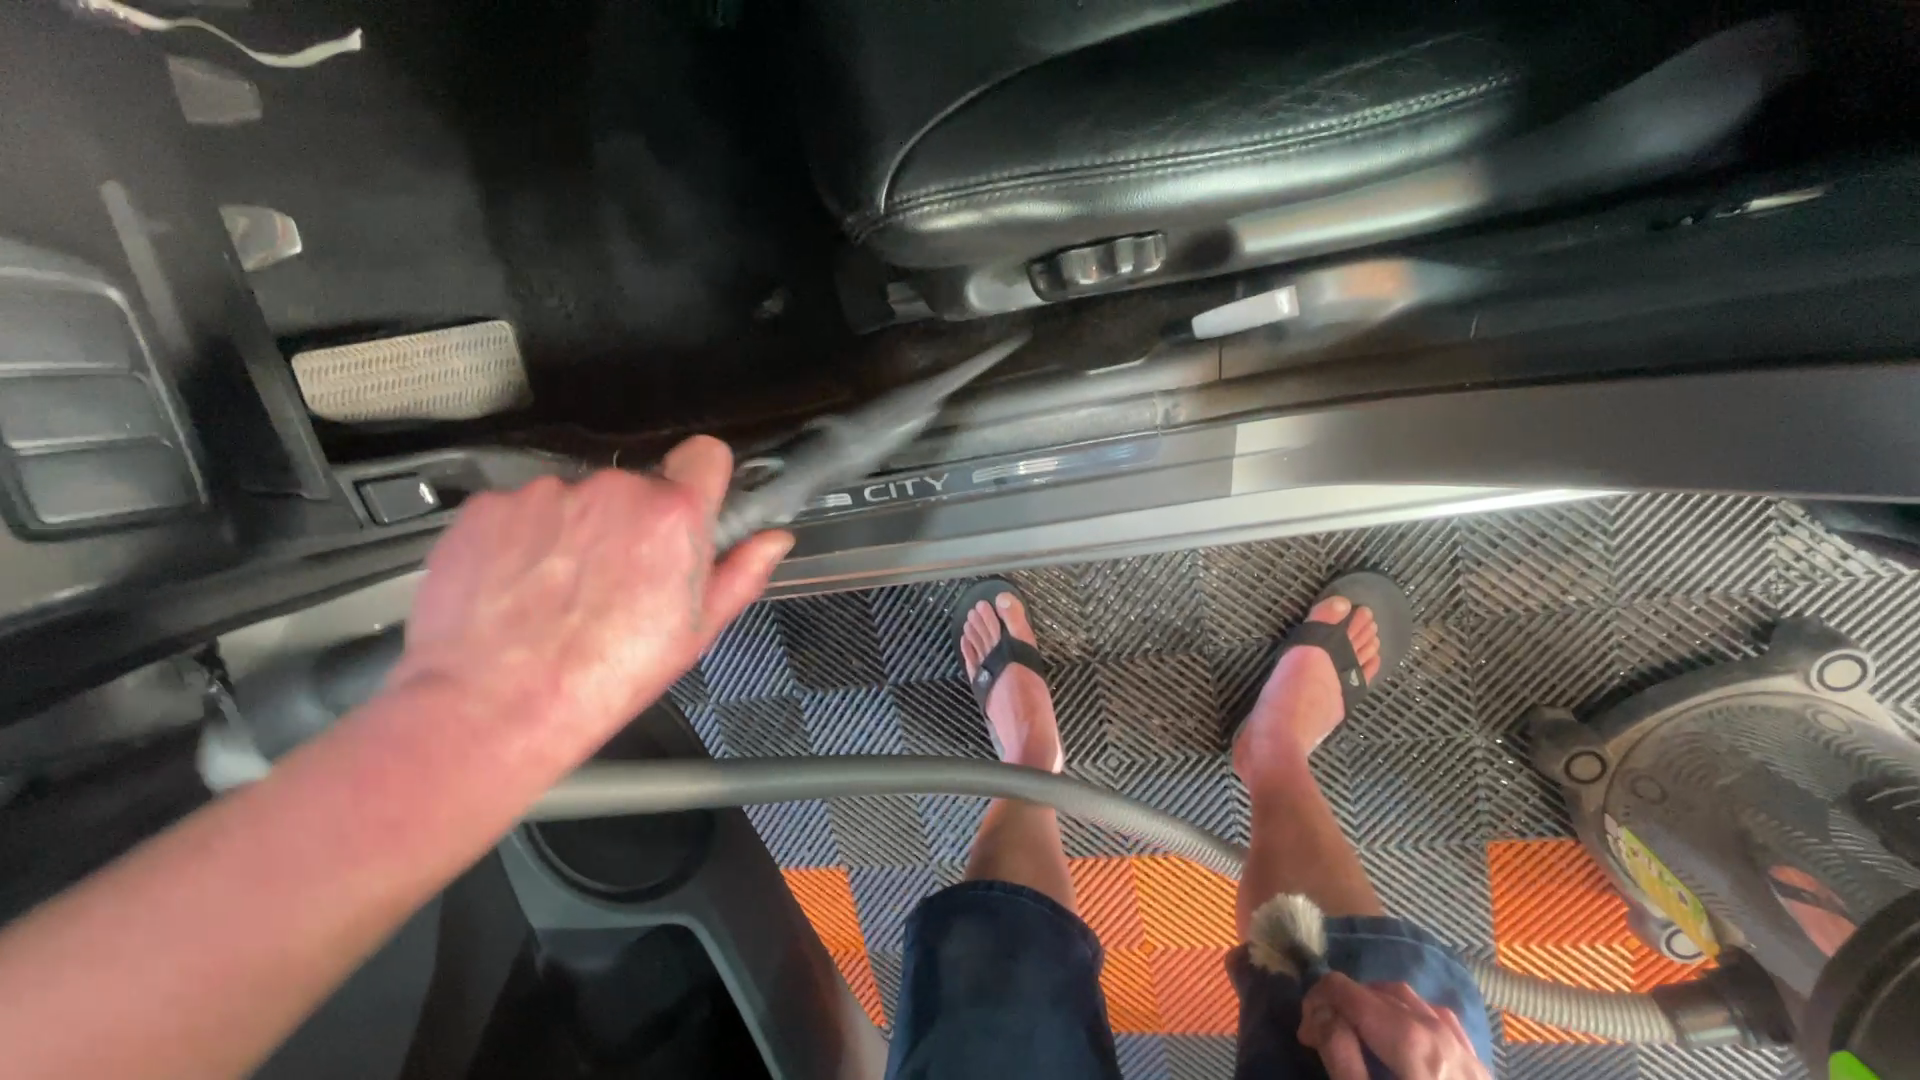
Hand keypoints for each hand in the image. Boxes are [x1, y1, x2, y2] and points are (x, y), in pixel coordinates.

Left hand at [392, 435, 791, 756]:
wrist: (494, 707)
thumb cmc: (599, 678)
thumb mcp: (694, 634)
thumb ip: (741, 574)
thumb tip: (772, 542)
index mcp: (672, 517)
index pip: (706, 455)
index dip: (702, 479)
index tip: (692, 503)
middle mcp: (612, 492)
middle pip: (638, 486)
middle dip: (634, 521)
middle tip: (621, 579)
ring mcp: (545, 495)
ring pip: (578, 498)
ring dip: (578, 530)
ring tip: (564, 592)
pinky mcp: (490, 507)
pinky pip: (522, 509)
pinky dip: (525, 539)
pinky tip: (525, 587)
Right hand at [1299, 973, 1489, 1079]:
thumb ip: (1341, 1056)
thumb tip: (1321, 1017)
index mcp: (1410, 1041)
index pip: (1345, 991)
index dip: (1316, 1004)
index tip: (1307, 1038)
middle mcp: (1438, 1031)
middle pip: (1372, 992)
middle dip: (1339, 1006)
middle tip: (1320, 1040)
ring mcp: (1464, 1047)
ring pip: (1406, 999)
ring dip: (1370, 1005)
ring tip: (1352, 1035)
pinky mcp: (1478, 1066)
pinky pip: (1437, 1018)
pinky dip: (1407, 1015)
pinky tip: (1397, 1038)